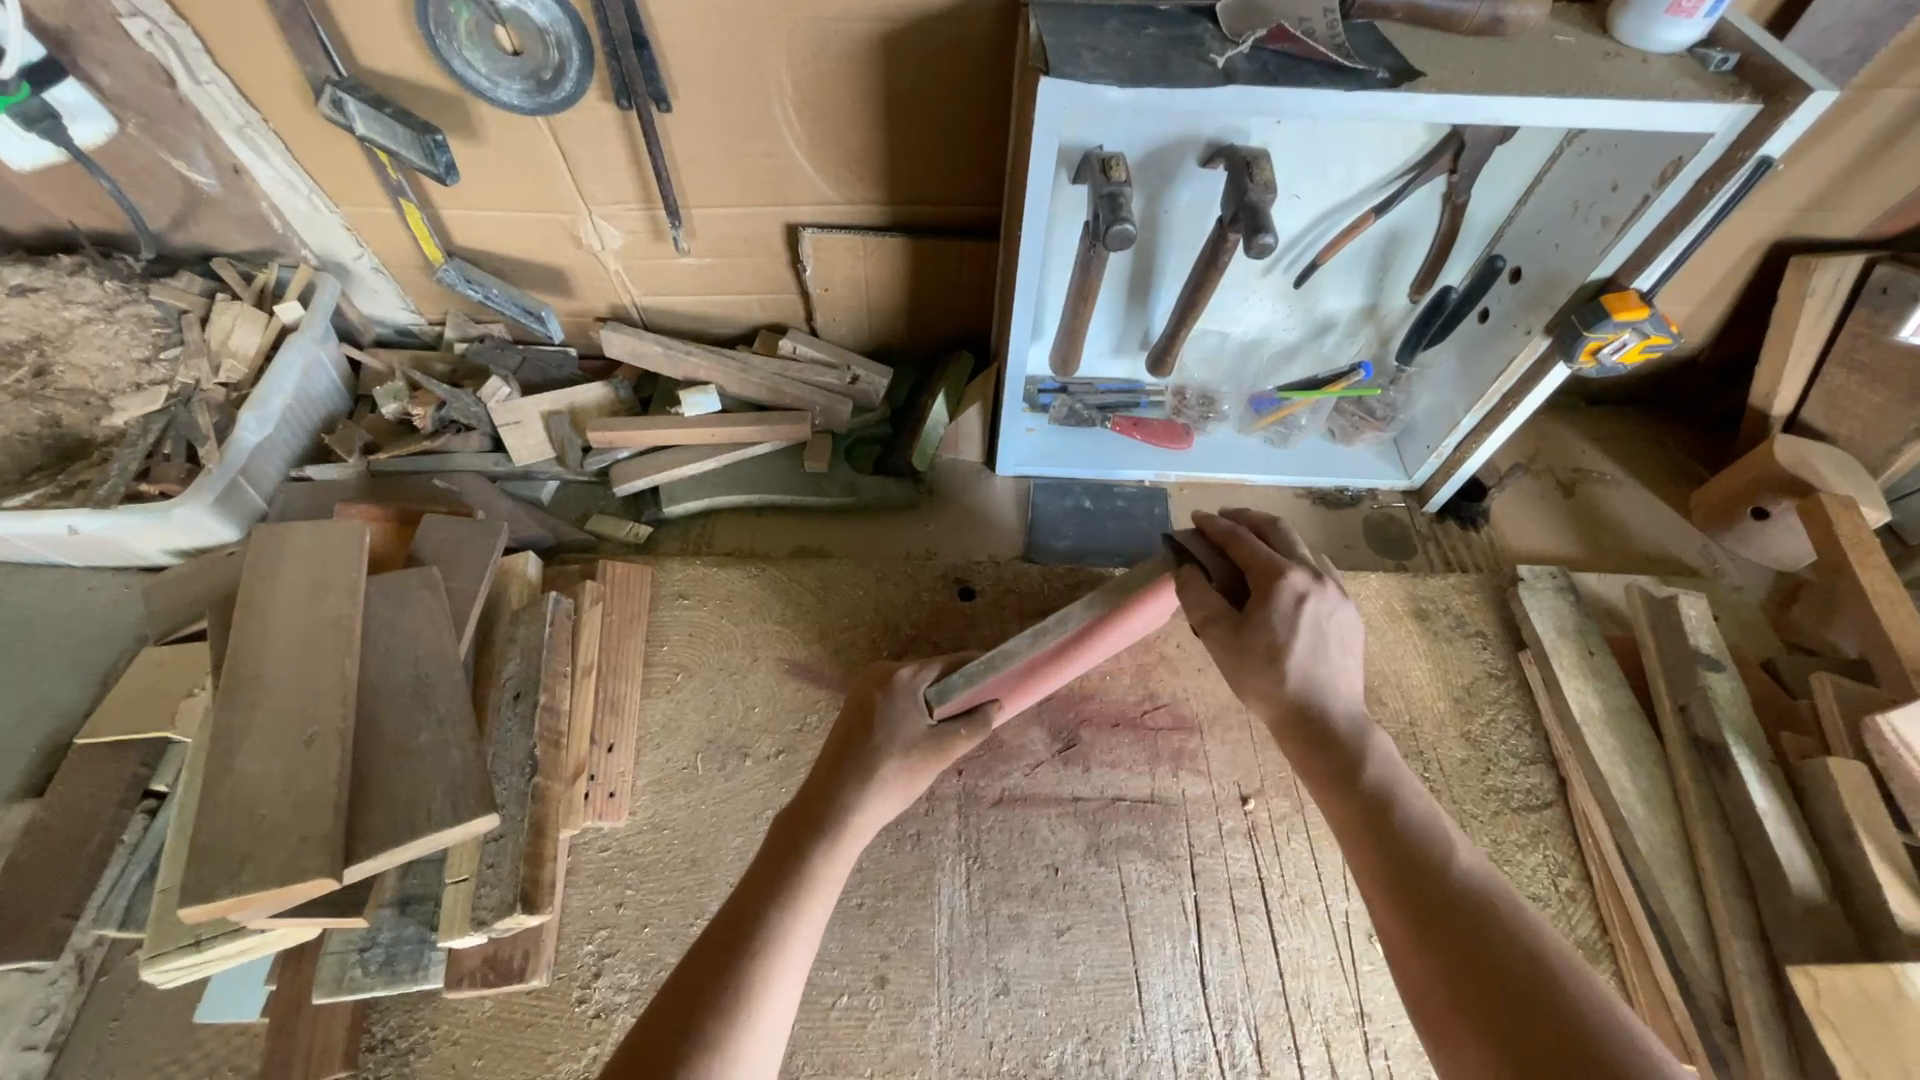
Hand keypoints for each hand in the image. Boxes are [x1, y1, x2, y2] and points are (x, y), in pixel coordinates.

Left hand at [791, 655, 999, 844]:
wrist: (834, 808)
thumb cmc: (890, 775)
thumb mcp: (940, 751)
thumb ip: (974, 724)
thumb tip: (994, 705)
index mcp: (901, 675)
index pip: (951, 664)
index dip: (979, 672)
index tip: (1002, 682)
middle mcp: (879, 673)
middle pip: (930, 675)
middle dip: (956, 692)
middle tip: (981, 713)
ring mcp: (862, 690)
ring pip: (912, 690)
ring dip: (935, 705)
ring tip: (954, 730)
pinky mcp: (853, 709)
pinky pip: (894, 702)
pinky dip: (914, 713)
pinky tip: (923, 737)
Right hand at [1175, 509, 1369, 748]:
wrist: (1324, 719)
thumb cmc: (1265, 679)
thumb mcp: (1218, 638)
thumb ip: (1196, 595)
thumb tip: (1185, 567)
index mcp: (1279, 577)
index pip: (1240, 538)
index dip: (1214, 526)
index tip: (1196, 518)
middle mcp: (1313, 573)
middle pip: (1278, 529)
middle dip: (1247, 518)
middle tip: (1224, 518)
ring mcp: (1338, 590)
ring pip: (1303, 548)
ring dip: (1274, 538)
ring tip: (1254, 547)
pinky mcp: (1349, 610)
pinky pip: (1321, 571)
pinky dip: (1296, 561)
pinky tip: (1286, 580)